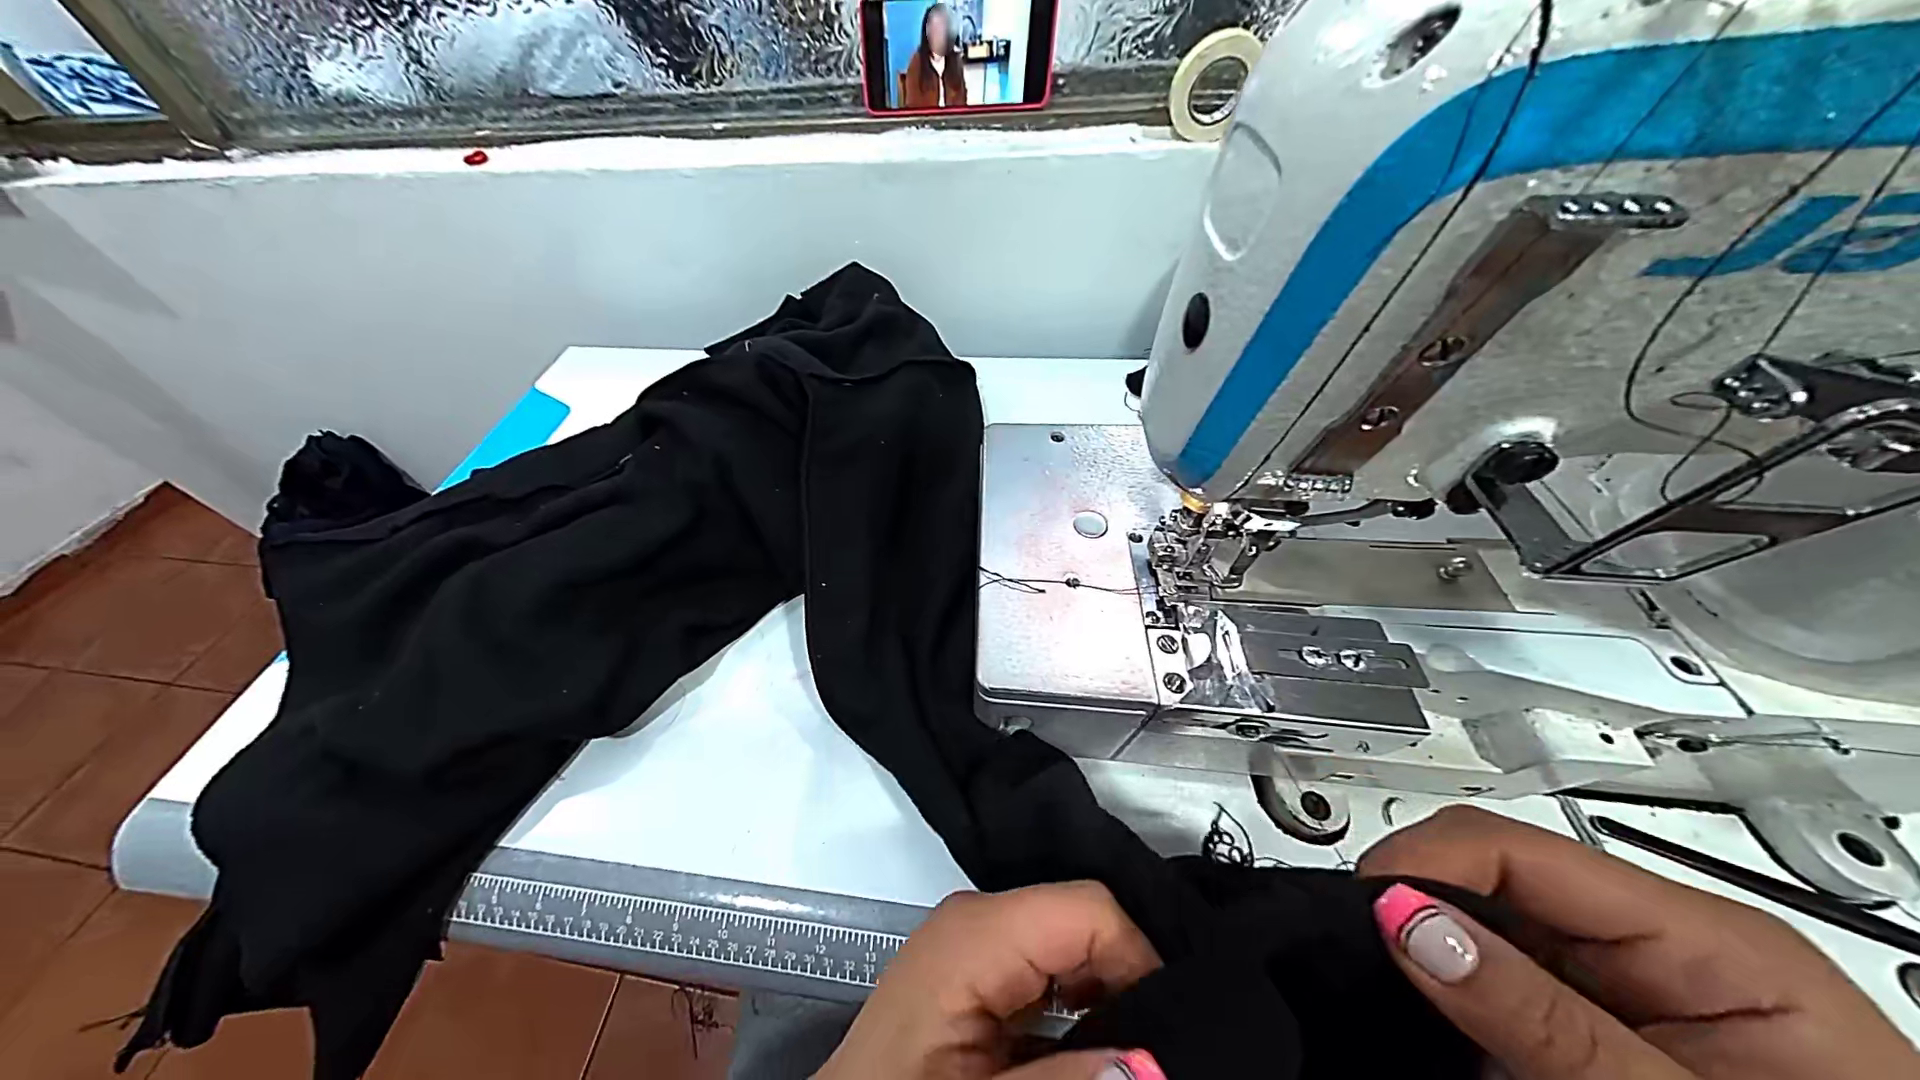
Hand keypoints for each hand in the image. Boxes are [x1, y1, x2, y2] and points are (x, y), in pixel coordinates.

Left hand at [815, 881, 1165, 1079]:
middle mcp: (979, 916)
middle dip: (1128, 973)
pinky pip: (1048, 962)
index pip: (1089, 907)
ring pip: (1070, 937)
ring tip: (1132, 1044)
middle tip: (1158, 1041)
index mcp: (977, 931)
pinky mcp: (978, 964)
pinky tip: (1093, 1040)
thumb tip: (1150, 1061)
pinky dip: (1081, 996)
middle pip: (1082, 916)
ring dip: (1109, 988)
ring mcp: (976, 936)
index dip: (1139, 959)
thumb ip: (1065, 1078)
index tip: (1169, 1026)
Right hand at [1358, 806, 1917, 1079]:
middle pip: (1489, 871)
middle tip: (1367, 954)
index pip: (1514, 844)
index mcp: (1709, 940)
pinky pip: (1495, 974)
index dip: (1421, 860)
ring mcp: (1622, 984)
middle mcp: (1658, 944)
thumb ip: (1544, 1018)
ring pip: (1480, 921)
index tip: (1362, 907)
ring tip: (1400, 994)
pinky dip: (1449, 988)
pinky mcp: (1594, 1020)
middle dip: (1417, 901)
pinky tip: (1436, 1014)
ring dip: (1427, 947)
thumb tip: (1409, 919)